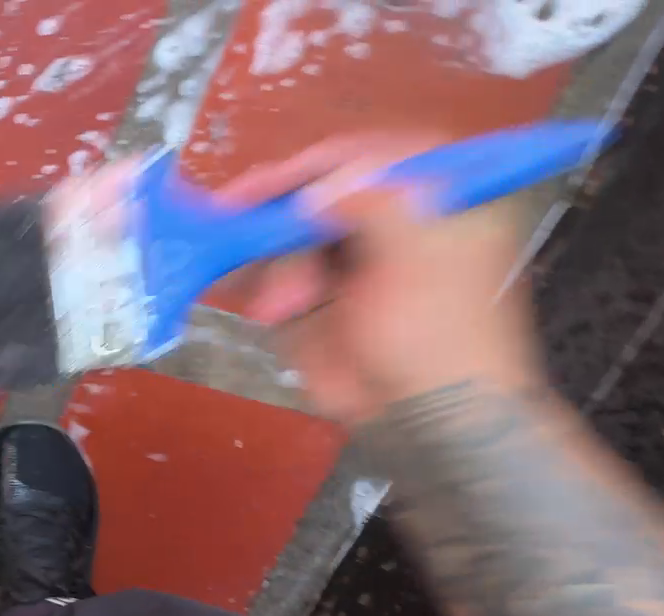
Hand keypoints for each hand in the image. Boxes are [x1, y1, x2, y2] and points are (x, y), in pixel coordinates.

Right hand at [220, 132, 547, 425]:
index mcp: (434, 201)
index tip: (274, 182)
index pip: (378, 156)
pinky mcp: (308, 299)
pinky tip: (235, 291)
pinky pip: (267, 276)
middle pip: (320, 196)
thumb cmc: (432, 332)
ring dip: (266, 262)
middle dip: (277, 216)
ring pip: (286, 238)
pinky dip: (246, 280)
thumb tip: (317, 190)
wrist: (415, 410)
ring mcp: (343, 263)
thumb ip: (378, 207)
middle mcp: (386, 223)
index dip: (323, 164)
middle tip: (229, 216)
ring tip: (276, 306)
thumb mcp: (419, 259)